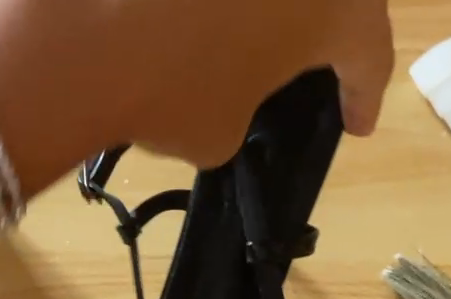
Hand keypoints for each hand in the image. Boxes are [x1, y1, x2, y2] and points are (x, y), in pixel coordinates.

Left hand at [0, 0, 394, 168]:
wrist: (83, 29)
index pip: (368, 53)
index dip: (363, 94)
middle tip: (301, 69)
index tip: (355, 123)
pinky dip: (202, 6)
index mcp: (337, 3)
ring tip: (233, 40)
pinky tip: (183, 18)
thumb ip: (242, 111)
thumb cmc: (167, 92)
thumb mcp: (216, 133)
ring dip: (259, 11)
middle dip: (315, 34)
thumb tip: (225, 96)